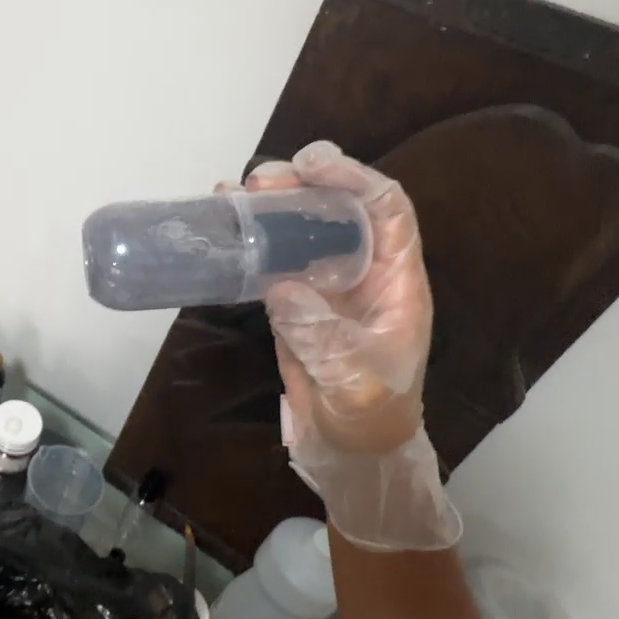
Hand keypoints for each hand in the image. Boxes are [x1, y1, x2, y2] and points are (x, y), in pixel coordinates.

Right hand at [251, 141, 460, 551]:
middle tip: (260, 180)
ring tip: (233, 193)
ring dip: (270, 203)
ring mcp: (323, 283)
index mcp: (395, 279)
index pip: (386, 209)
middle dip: (302, 183)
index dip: (353, 178)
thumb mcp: (354, 379)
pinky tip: (223, 224)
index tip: (309, 167)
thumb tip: (281, 286)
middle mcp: (361, 270)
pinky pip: (271, 257)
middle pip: (338, 206)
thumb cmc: (371, 416)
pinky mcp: (292, 301)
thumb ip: (322, 335)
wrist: (352, 451)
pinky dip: (248, 237)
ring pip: (300, 226)